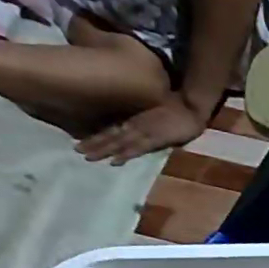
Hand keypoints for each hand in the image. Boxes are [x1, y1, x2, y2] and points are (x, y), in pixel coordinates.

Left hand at [77, 96, 209, 162]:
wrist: (191, 107)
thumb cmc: (175, 106)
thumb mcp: (151, 107)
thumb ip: (140, 115)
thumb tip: (127, 121)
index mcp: (134, 117)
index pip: (111, 127)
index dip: (96, 134)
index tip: (80, 140)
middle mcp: (135, 123)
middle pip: (110, 134)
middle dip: (94, 143)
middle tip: (77, 150)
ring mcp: (144, 131)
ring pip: (118, 141)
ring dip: (103, 149)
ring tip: (87, 157)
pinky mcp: (155, 139)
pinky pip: (137, 148)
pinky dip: (125, 155)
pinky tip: (115, 161)